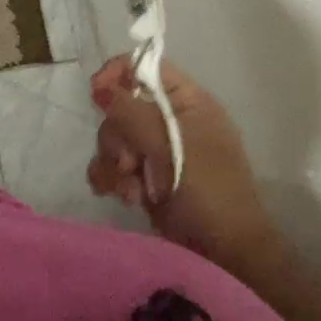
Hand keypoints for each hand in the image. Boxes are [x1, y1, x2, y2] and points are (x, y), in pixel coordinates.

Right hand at [88, 55, 272, 256]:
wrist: (223, 253)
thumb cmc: (209, 190)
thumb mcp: (170, 145)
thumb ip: (132, 112)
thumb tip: (100, 87)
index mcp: (188, 103)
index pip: (146, 68)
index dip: (118, 74)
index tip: (97, 94)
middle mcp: (169, 121)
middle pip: (120, 106)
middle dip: (118, 136)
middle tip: (132, 161)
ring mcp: (155, 150)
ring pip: (111, 138)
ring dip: (114, 163)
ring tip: (132, 189)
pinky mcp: (142, 178)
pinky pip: (110, 165)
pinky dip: (111, 180)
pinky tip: (125, 197)